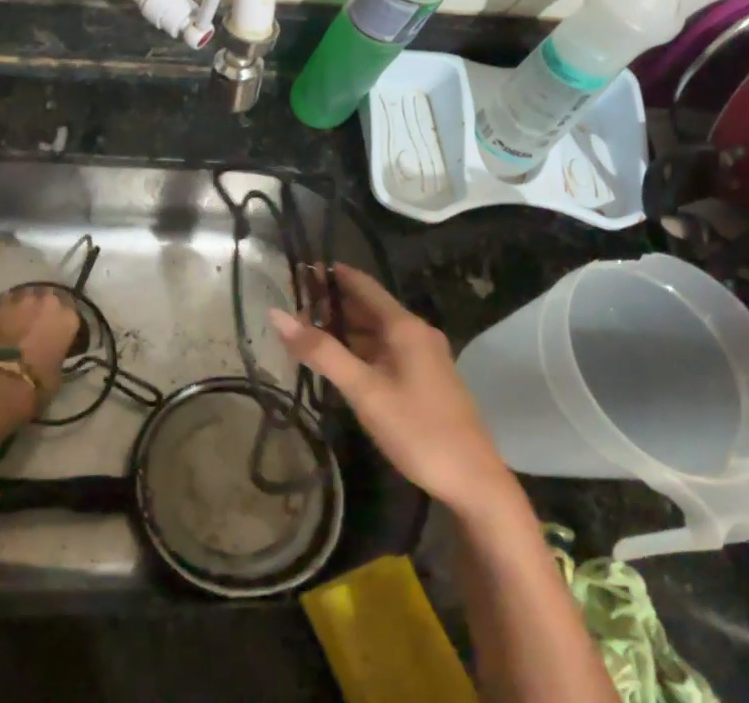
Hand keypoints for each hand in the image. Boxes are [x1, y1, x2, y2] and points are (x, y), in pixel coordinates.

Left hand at [0, 284, 78, 401]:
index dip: (62, 317)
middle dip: (44, 306)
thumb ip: (59, 349)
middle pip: (49, 297)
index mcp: (69, 318)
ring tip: (21, 316)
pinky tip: (6, 315)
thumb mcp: (60, 367)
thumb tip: (53, 349)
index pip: (70, 309)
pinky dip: (9, 306)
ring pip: (28, 294)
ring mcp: (24, 299)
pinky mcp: (2, 303)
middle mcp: (50, 302)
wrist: (7, 377)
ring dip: (26, 304)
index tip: (57, 325)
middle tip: (38, 320)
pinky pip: (8, 299)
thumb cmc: (40, 379)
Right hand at [267, 265, 515, 516]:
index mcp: (405, 328)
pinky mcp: (422, 379)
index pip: (362, 285)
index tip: (295, 268)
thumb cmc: (417, 431)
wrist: (473, 481)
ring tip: (301, 329)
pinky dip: (356, 348)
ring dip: (341, 327)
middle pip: (367, 306)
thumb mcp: (364, 391)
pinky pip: (382, 351)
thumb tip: (276, 314)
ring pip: (374, 331)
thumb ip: (321, 352)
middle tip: (288, 302)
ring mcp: (421, 358)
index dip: (329, 274)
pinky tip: (334, 359)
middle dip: (330, 302)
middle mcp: (415, 334)